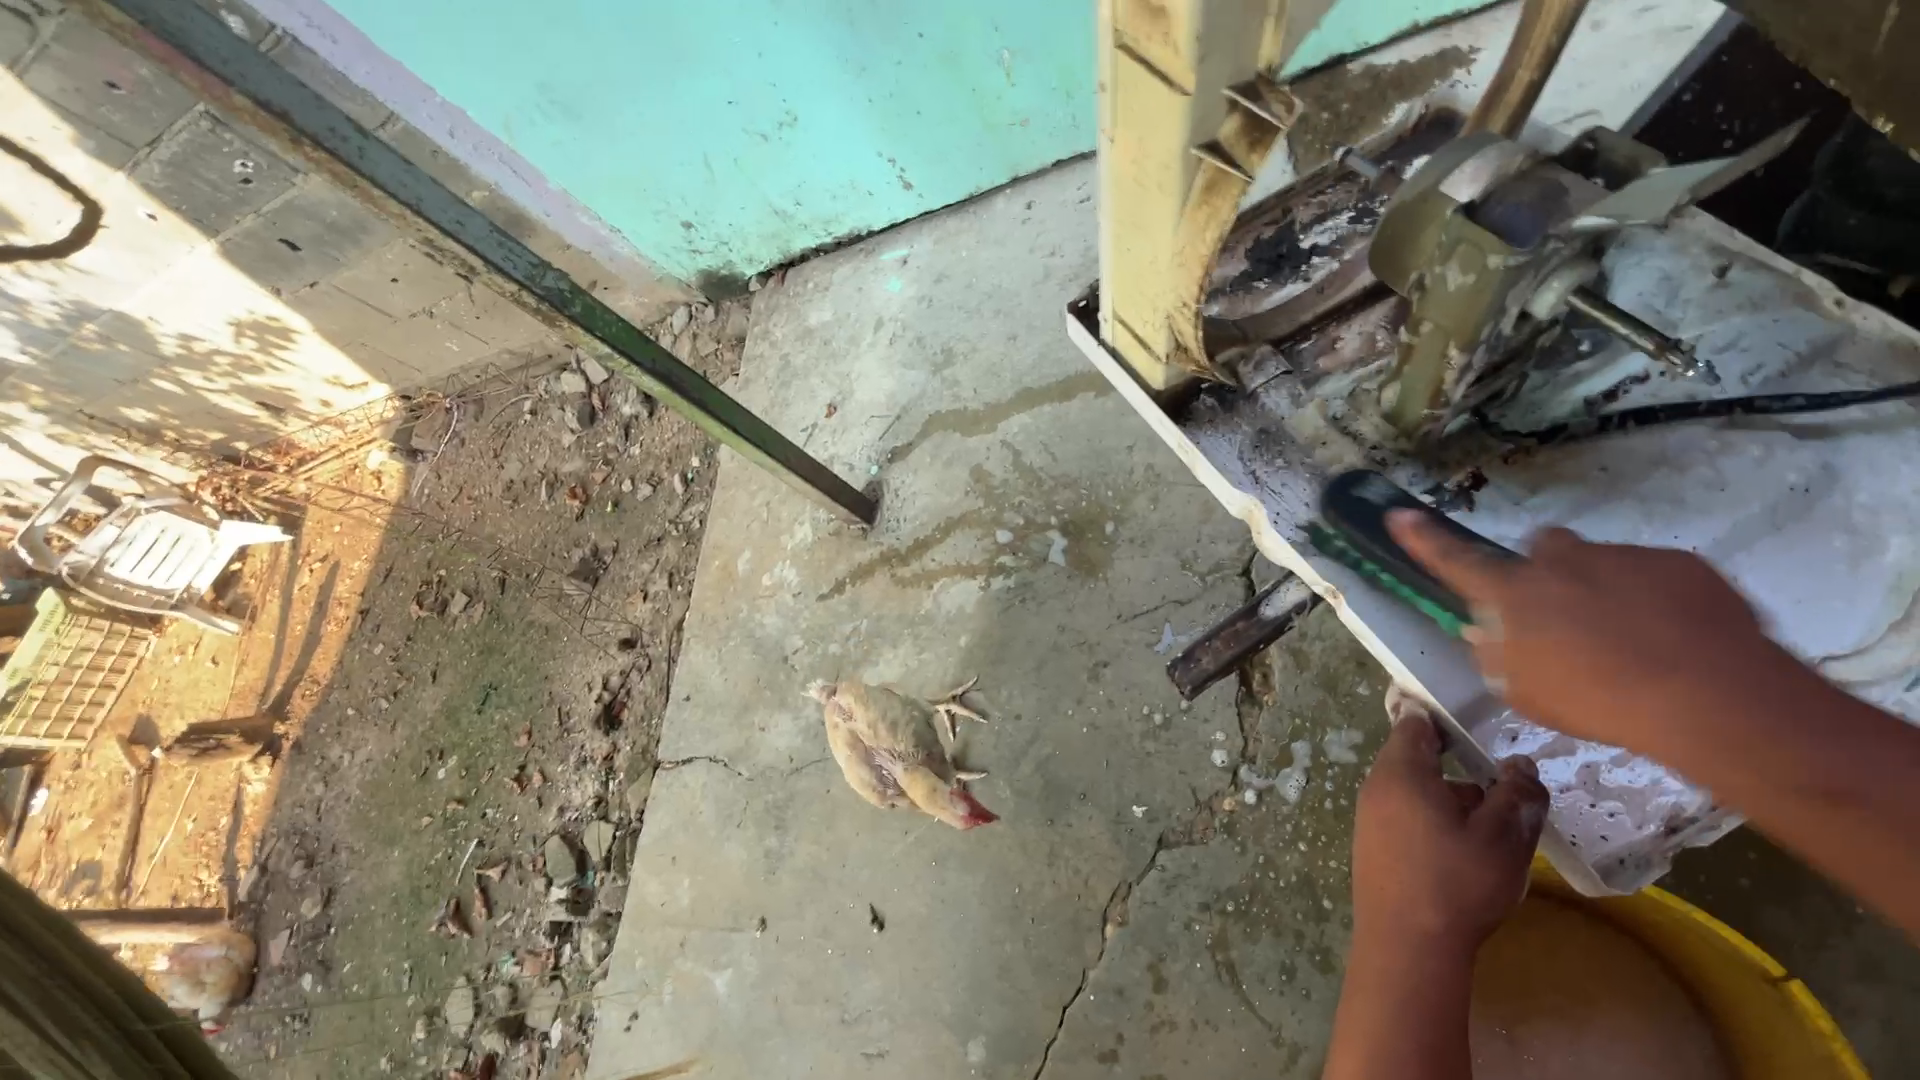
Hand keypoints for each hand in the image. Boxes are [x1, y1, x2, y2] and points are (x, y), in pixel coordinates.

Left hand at [1352, 689, 1548, 951]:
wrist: (1407, 944)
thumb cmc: (1456, 882)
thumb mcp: (1504, 837)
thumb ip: (1517, 794)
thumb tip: (1521, 765)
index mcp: (1400, 771)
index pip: (1415, 724)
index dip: (1444, 718)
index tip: (1475, 721)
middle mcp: (1376, 787)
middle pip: (1418, 761)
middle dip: (1461, 772)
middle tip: (1502, 791)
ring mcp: (1369, 818)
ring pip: (1416, 793)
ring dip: (1452, 804)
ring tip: (1491, 833)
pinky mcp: (1372, 846)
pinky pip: (1406, 819)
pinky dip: (1435, 825)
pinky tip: (1464, 856)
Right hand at [1386, 510, 1787, 745]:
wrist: (1713, 697)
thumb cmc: (1598, 701)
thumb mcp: (1524, 691)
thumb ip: (1496, 653)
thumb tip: (1488, 632)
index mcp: (1511, 594)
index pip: (1454, 561)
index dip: (1422, 539)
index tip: (1399, 515)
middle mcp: (1558, 562)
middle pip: (1542, 550)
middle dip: (1548, 573)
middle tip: (1566, 616)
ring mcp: (1622, 556)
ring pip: (1600, 563)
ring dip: (1604, 590)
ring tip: (1635, 641)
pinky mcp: (1680, 563)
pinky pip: (1655, 575)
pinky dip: (1656, 599)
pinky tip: (1675, 639)